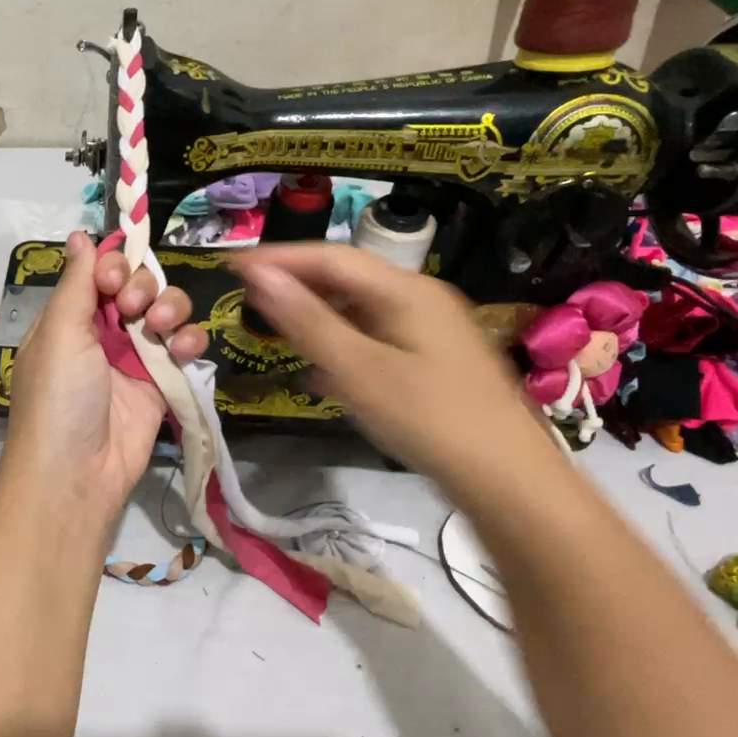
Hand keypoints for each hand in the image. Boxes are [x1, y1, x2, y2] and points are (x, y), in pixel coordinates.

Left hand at [1, 231, 206, 521]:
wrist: (77, 471)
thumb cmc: (59, 396)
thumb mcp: (59, 332)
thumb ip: (77, 282)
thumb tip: (79, 235)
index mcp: (70, 317)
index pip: (101, 271)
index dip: (114, 267)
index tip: (114, 283)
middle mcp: (103, 332)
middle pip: (138, 285)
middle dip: (142, 287)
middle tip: (134, 311)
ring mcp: (135, 357)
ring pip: (166, 310)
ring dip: (170, 308)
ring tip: (159, 329)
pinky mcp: (163, 383)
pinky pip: (185, 347)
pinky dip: (189, 341)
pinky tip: (181, 351)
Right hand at [234, 243, 558, 489]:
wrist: (505, 479)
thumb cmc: (427, 418)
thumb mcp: (357, 369)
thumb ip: (305, 321)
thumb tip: (258, 276)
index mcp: (404, 291)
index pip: (330, 257)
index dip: (278, 258)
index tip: (231, 265)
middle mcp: (418, 299)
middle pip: (346, 279)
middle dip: (294, 284)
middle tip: (246, 295)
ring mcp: (427, 331)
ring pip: (358, 310)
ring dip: (313, 315)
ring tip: (271, 328)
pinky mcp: (429, 362)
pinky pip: (372, 338)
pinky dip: (337, 344)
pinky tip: (315, 370)